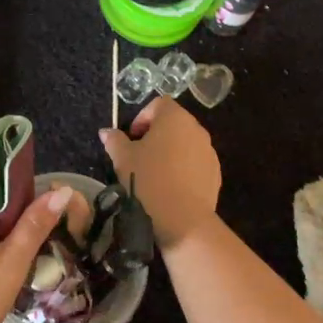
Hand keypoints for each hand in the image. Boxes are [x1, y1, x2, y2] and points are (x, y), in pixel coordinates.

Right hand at [100, 96, 220, 250]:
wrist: (183, 219)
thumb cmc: (149, 180)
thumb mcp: (123, 159)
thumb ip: (114, 140)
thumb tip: (106, 131)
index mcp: (174, 118)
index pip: (159, 104)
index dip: (142, 117)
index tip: (131, 138)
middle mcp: (196, 128)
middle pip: (174, 122)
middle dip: (156, 135)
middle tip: (139, 155)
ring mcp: (209, 151)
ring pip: (186, 143)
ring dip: (171, 151)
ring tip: (155, 173)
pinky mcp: (215, 173)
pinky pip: (195, 162)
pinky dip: (183, 168)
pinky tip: (171, 187)